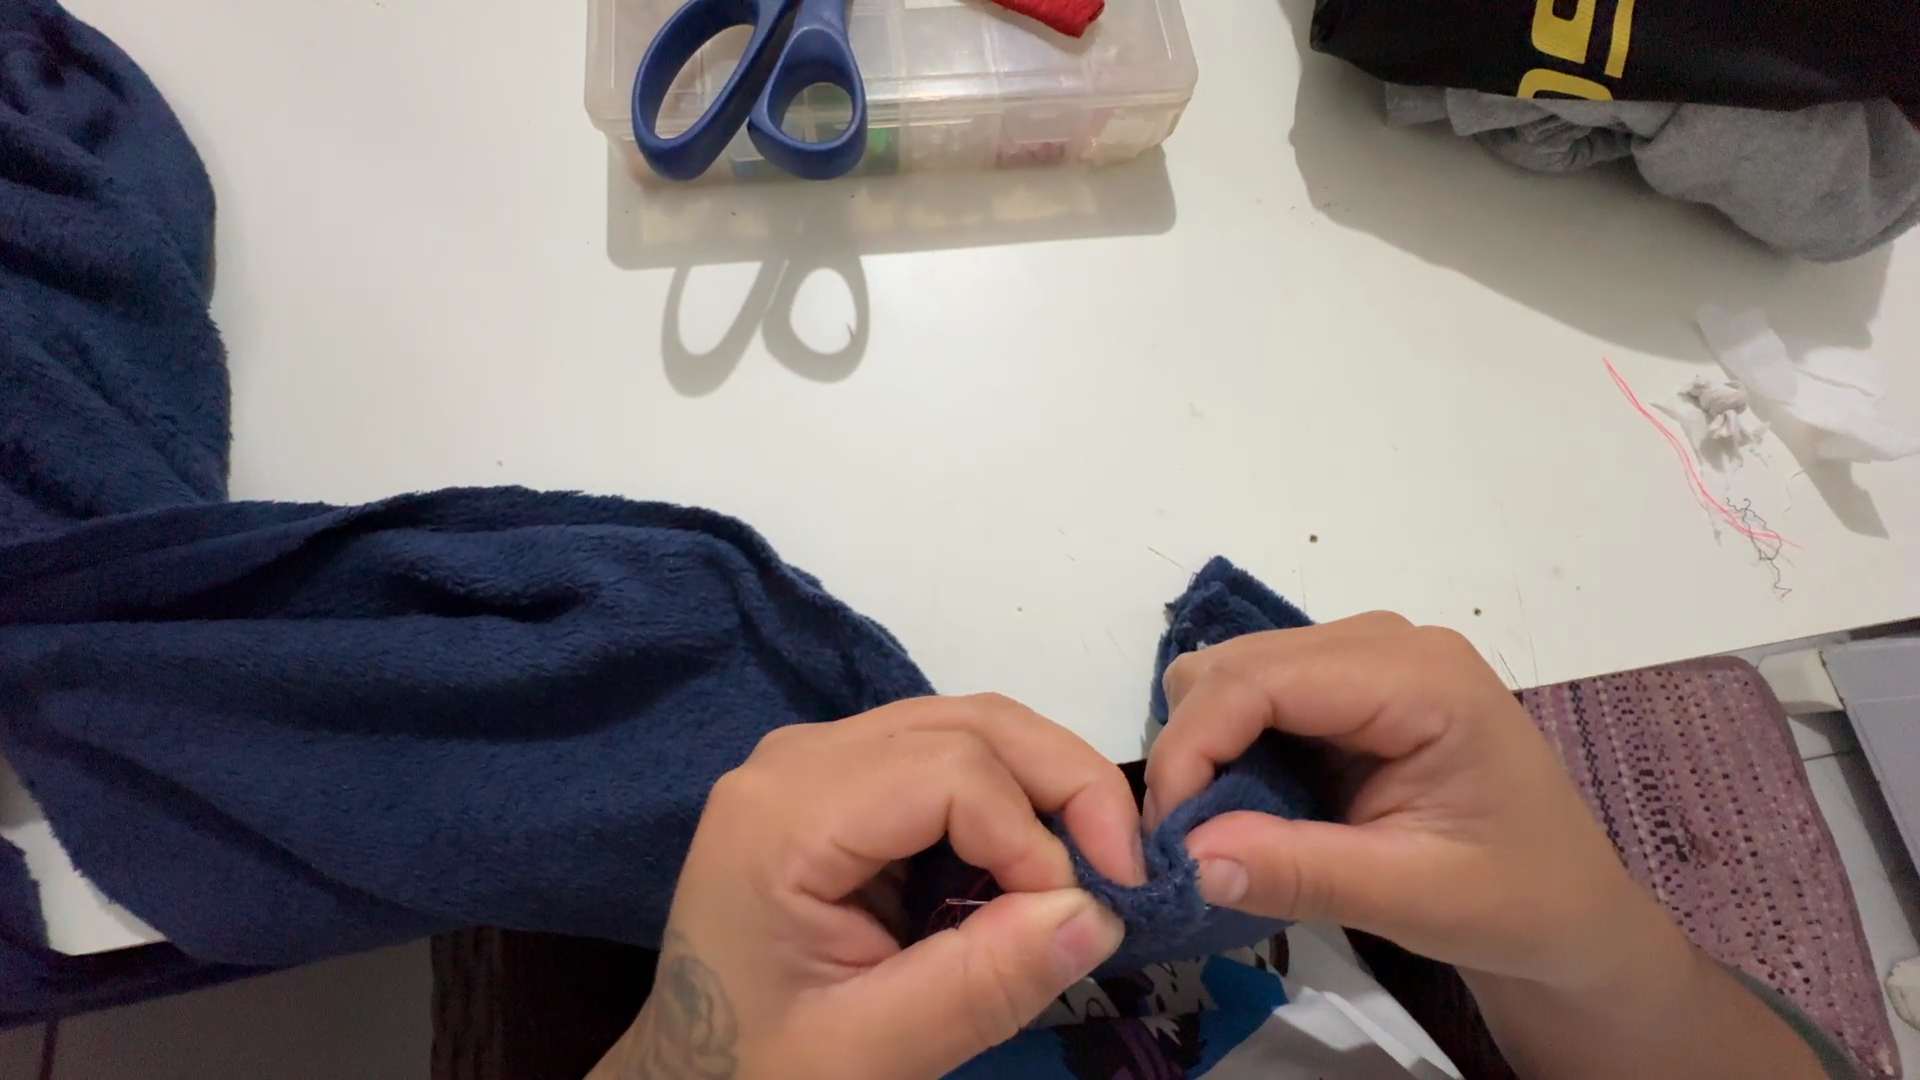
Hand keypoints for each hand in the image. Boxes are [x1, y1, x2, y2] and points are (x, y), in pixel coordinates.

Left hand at [590, 695, 1140, 1079]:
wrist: (685, 1068)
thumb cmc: (756, 1071)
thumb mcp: (866, 1059)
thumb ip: (980, 985)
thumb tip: (1097, 912)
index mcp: (784, 813)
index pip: (947, 771)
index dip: (1034, 835)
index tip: (1084, 914)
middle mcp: (800, 754)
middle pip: (965, 722)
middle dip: (1062, 779)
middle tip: (1123, 860)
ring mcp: (819, 753)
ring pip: (965, 721)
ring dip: (1042, 778)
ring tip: (1089, 853)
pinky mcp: (841, 769)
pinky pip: (945, 747)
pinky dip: (1007, 787)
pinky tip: (1028, 847)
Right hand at [1143, 614, 1681, 991]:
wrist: (1569, 906)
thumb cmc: (1519, 903)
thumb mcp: (1419, 900)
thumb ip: (1300, 873)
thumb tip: (1185, 858)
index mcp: (1416, 676)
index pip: (1258, 681)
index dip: (1192, 747)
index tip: (1166, 832)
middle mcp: (1378, 640)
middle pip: (1229, 666)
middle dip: (1190, 748)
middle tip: (1190, 835)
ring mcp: (1355, 651)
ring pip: (1223, 672)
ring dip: (1202, 745)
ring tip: (1226, 819)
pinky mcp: (1334, 675)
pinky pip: (1242, 690)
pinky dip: (1222, 743)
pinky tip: (1251, 794)